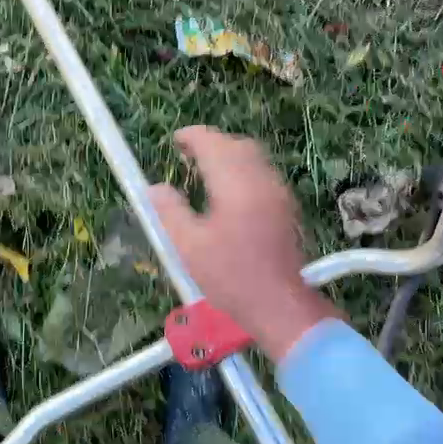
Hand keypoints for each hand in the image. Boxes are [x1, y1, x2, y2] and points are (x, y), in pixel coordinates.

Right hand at [150, 126, 338, 362]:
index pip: (213, 144)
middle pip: (236, 145)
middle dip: (211, 143)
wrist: (281, 306)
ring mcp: (278, 193)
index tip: (175, 141)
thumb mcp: (190, 247)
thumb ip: (170, 212)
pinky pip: (263, 172)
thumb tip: (155, 188)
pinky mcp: (287, 207)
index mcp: (235, 184)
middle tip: (187, 155)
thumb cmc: (231, 278)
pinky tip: (230, 190)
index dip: (192, 137)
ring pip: (253, 157)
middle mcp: (261, 180)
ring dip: (229, 154)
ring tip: (206, 170)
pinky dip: (243, 169)